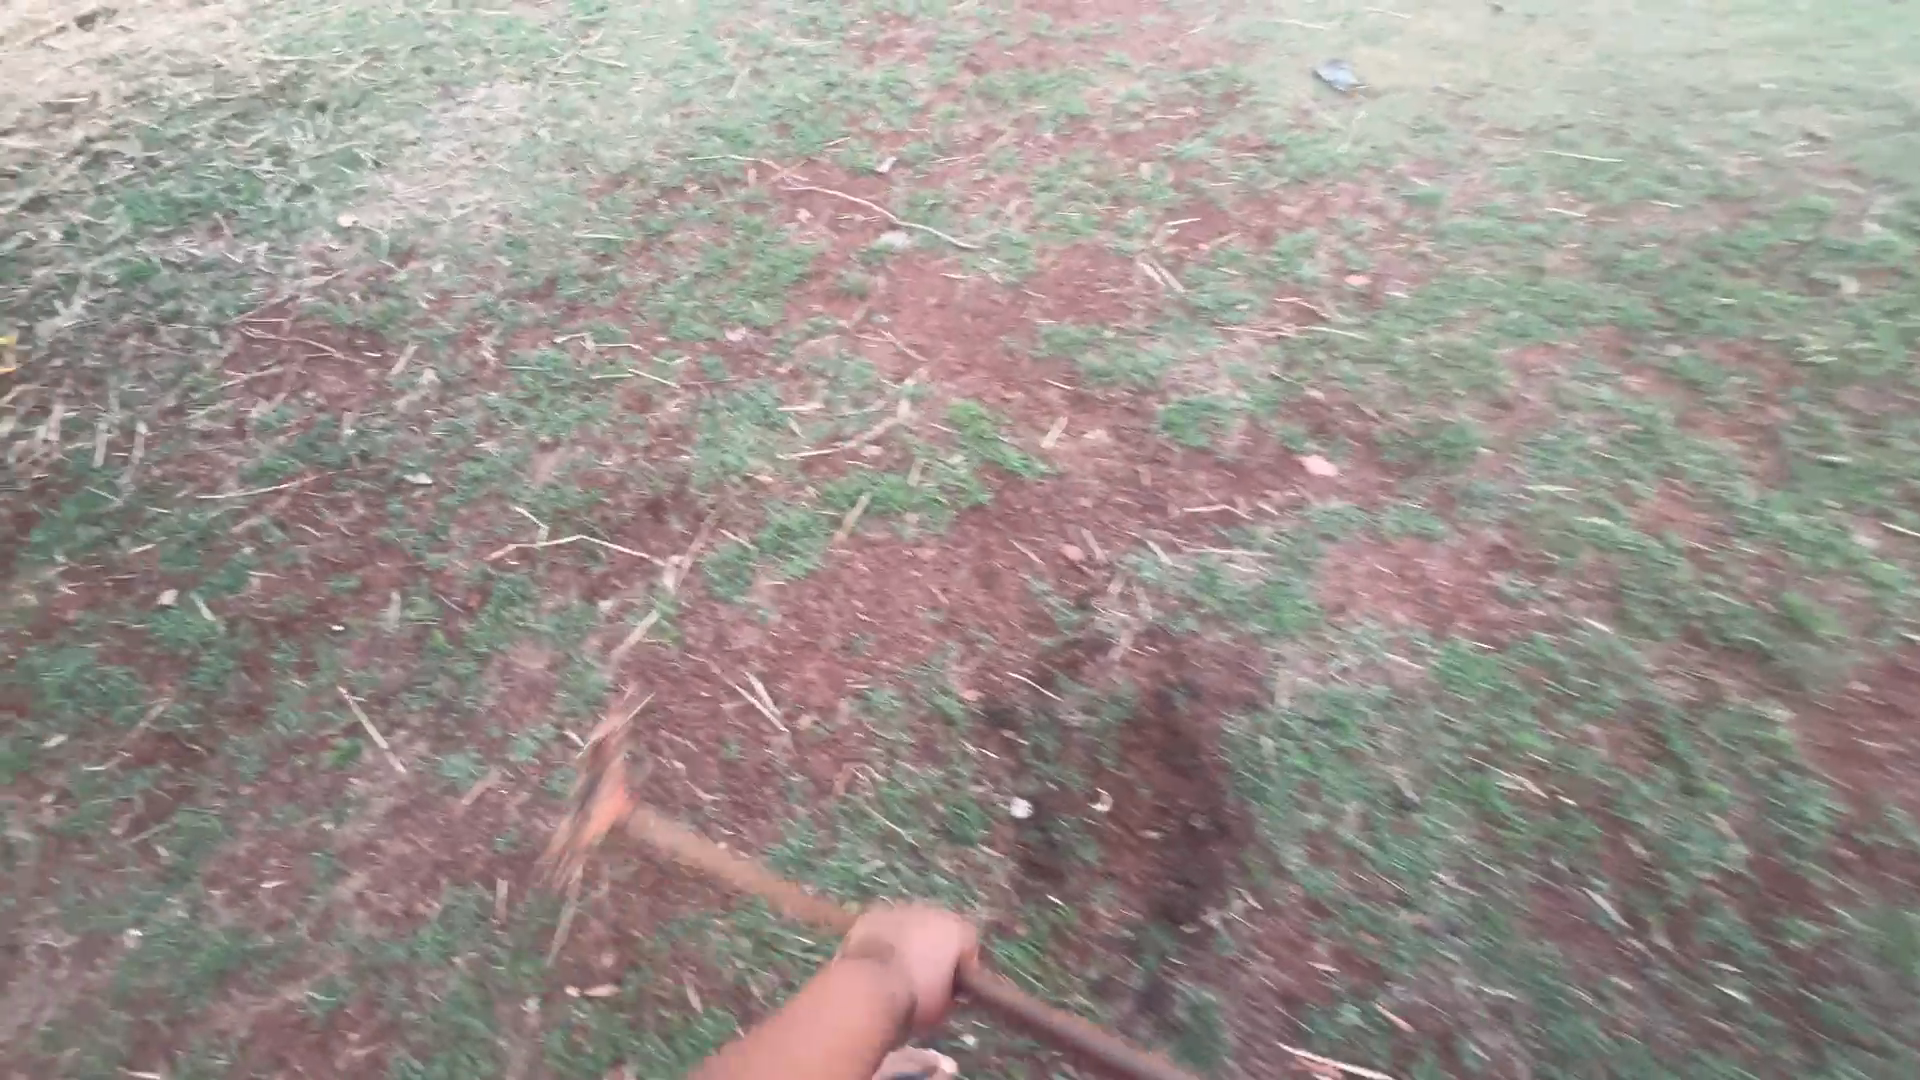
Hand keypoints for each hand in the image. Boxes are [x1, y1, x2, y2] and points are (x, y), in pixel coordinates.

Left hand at [839, 903, 978, 1032]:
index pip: (969, 943)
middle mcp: (932, 910)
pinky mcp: (873, 913)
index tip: (954, 987)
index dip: (963, 966)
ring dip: (909, 940)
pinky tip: (876, 962)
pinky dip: (883, 939)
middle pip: (940, 927)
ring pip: (910, 922)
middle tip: (925, 976)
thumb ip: (952, 992)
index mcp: (957, 929)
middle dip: (935, 947)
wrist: (871, 986)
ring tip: (897, 970)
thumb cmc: (915, 999)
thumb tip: (948, 992)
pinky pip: (884, 925)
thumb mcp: (944, 1007)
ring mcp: (901, 908)